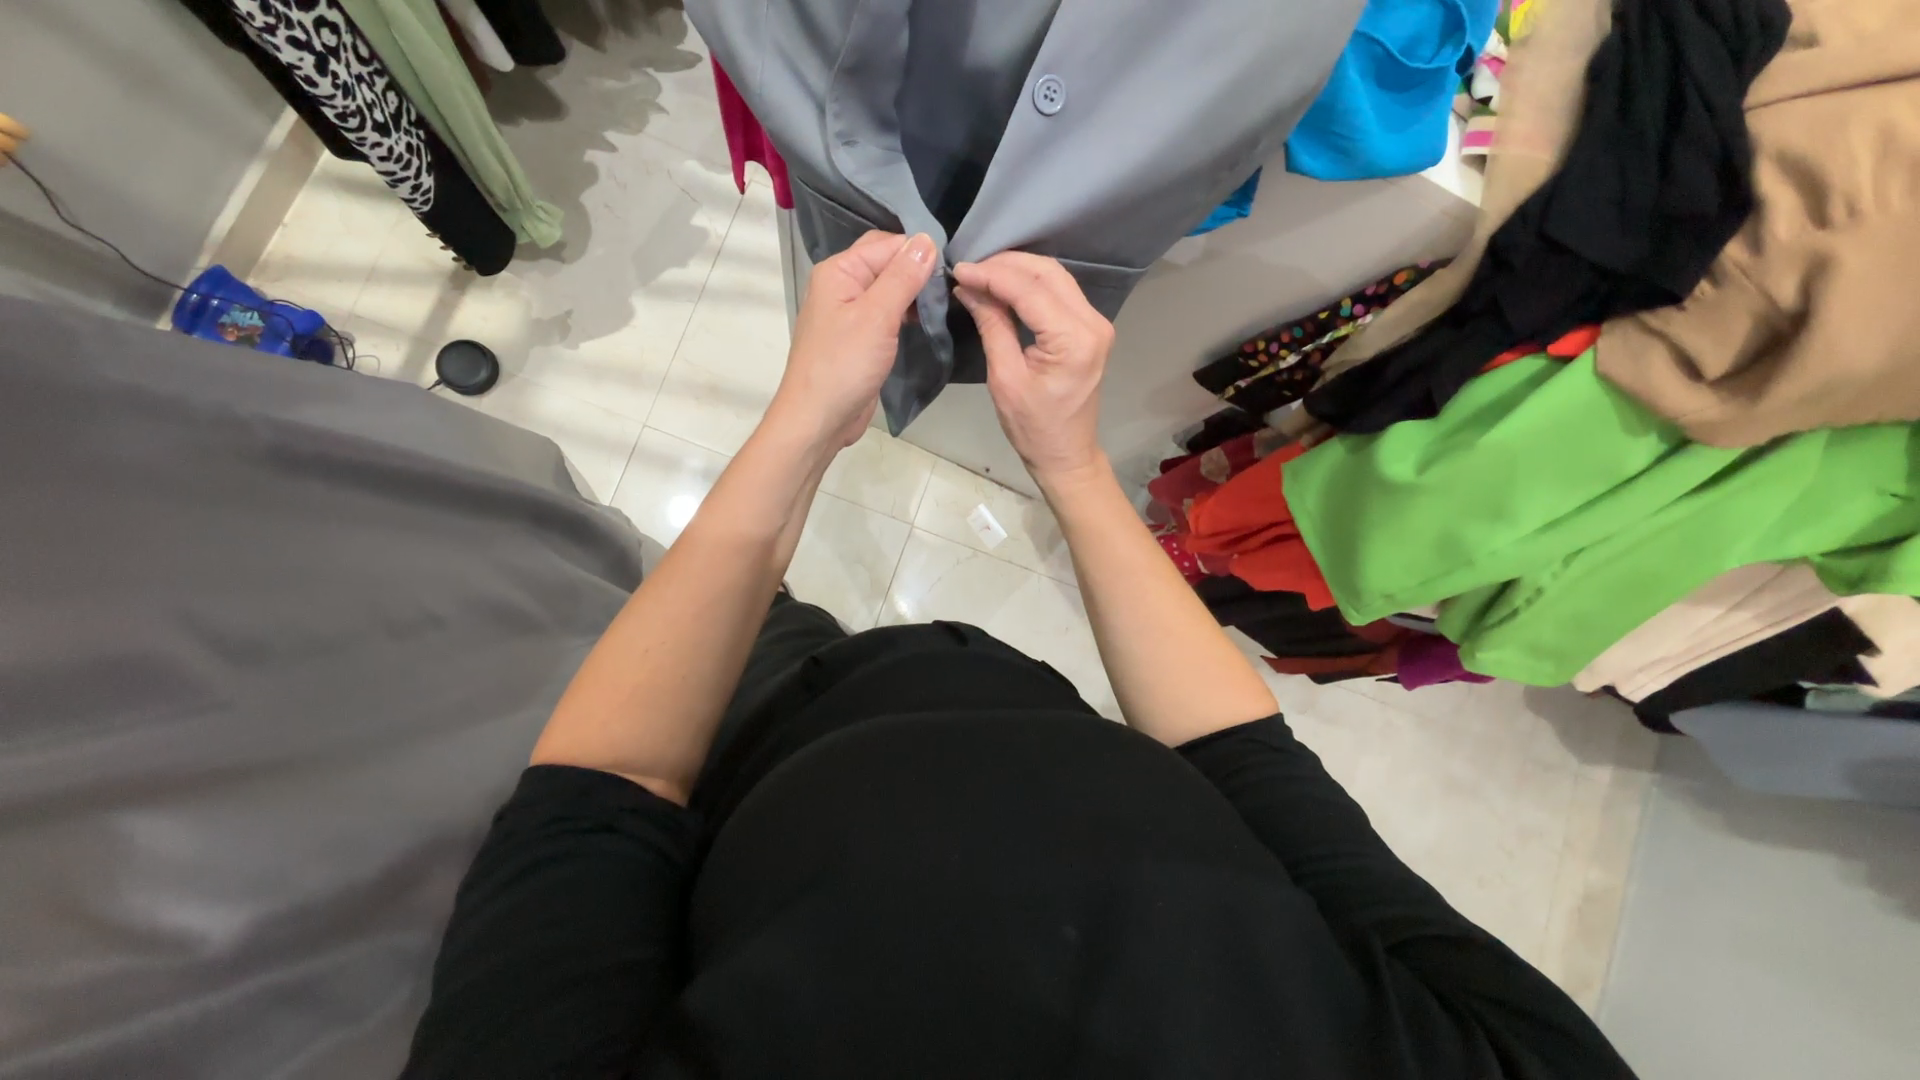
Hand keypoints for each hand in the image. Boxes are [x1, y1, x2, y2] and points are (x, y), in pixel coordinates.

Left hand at [770, 230, 935, 449]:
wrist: (818, 419)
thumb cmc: (843, 365)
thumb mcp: (877, 316)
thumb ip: (902, 277)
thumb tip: (927, 240)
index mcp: (839, 271)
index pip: (887, 244)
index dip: (918, 251)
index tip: (951, 269)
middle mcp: (842, 286)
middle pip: (887, 264)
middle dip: (917, 271)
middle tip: (951, 287)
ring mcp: (850, 313)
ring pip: (890, 290)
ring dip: (914, 295)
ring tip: (944, 305)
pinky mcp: (860, 339)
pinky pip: (887, 315)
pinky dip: (906, 315)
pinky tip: (926, 323)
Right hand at [952, 252, 1114, 482]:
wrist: (1065, 454)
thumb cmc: (1034, 427)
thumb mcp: (1005, 378)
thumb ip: (992, 326)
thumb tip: (969, 287)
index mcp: (1074, 339)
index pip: (1029, 290)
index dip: (991, 275)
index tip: (958, 270)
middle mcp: (1093, 323)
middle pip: (1047, 273)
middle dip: (1005, 264)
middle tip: (968, 269)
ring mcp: (1096, 323)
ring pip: (1054, 277)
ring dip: (1017, 271)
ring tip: (981, 275)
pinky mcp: (1090, 328)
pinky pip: (1059, 292)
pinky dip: (1030, 284)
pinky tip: (1003, 286)